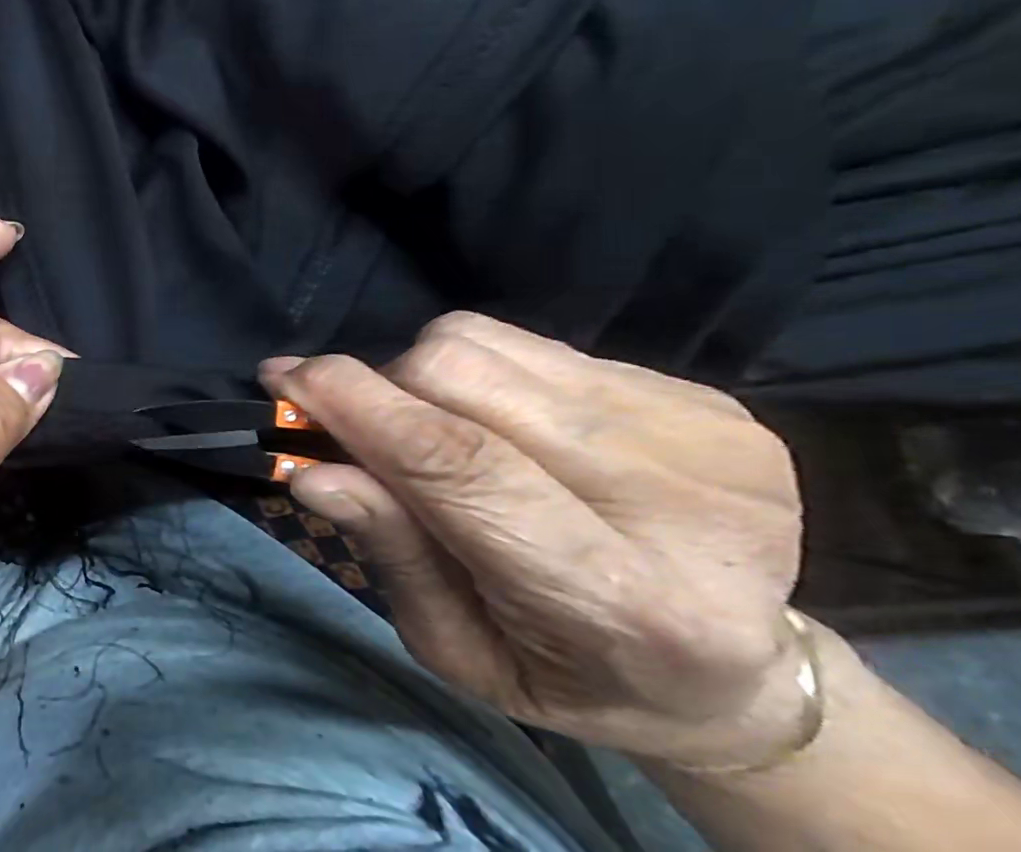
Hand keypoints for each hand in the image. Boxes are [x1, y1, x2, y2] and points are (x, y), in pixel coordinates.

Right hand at [260, 312, 806, 769]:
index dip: (361, 410)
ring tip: (436, 428)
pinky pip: (534, 345)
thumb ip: (393, 552)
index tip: (283, 380)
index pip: (461, 467)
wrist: (738, 672)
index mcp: (620, 602)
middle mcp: (681, 502)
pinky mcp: (707, 395)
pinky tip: (505, 425)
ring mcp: (703, 433)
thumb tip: (313, 471)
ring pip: (491, 343)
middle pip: (468, 379)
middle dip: (382, 386)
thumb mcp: (459, 649)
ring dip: (425, 374)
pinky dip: (483, 375)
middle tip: (361, 426)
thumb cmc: (572, 678)